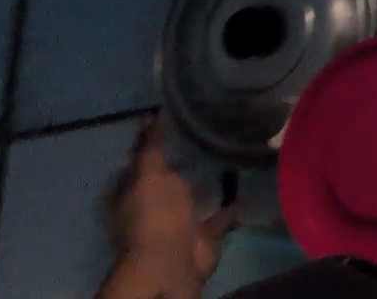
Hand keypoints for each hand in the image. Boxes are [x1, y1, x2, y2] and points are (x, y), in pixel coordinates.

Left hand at [103, 119, 233, 290]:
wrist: (174, 260)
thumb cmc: (154, 214)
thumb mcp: (148, 174)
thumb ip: (150, 147)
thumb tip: (148, 115)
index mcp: (131, 196)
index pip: (137, 165)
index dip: (148, 145)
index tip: (170, 121)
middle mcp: (151, 209)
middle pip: (164, 181)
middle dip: (179, 164)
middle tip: (203, 133)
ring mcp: (177, 223)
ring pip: (191, 197)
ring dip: (204, 184)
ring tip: (226, 155)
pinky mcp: (202, 234)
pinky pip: (218, 215)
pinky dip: (229, 204)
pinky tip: (245, 185)